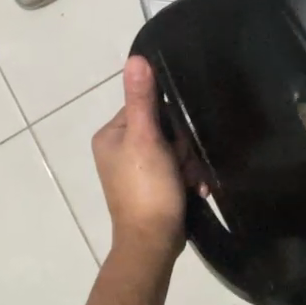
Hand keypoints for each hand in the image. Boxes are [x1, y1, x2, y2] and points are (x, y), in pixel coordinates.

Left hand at [92, 56, 185, 263]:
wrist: (152, 246)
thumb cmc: (147, 190)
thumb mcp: (146, 139)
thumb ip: (142, 99)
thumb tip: (136, 58)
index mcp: (111, 135)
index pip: (148, 106)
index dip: (170, 121)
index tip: (178, 140)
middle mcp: (118, 149)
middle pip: (163, 127)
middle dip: (182, 146)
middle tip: (185, 165)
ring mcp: (134, 169)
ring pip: (174, 148)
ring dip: (189, 163)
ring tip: (192, 182)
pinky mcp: (150, 186)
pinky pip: (175, 168)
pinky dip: (187, 177)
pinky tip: (195, 189)